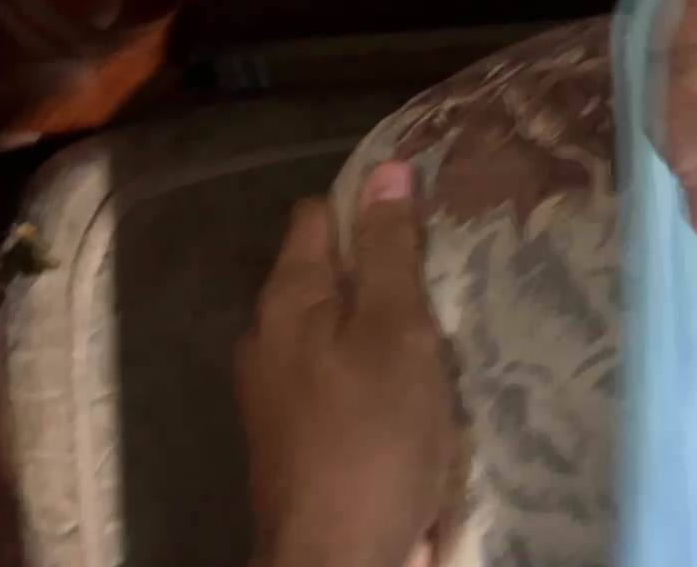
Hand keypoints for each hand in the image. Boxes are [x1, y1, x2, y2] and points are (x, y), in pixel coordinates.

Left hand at [236, 162, 456, 566]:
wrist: (332, 562)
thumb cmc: (371, 436)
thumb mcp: (395, 331)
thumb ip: (388, 251)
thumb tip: (386, 168)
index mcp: (286, 294)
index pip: (318, 212)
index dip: (365, 204)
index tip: (416, 218)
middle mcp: (264, 329)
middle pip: (319, 267)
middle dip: (371, 266)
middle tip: (432, 280)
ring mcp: (268, 383)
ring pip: (323, 322)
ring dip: (366, 320)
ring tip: (421, 333)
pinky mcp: (283, 428)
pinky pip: (322, 369)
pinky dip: (356, 365)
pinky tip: (393, 391)